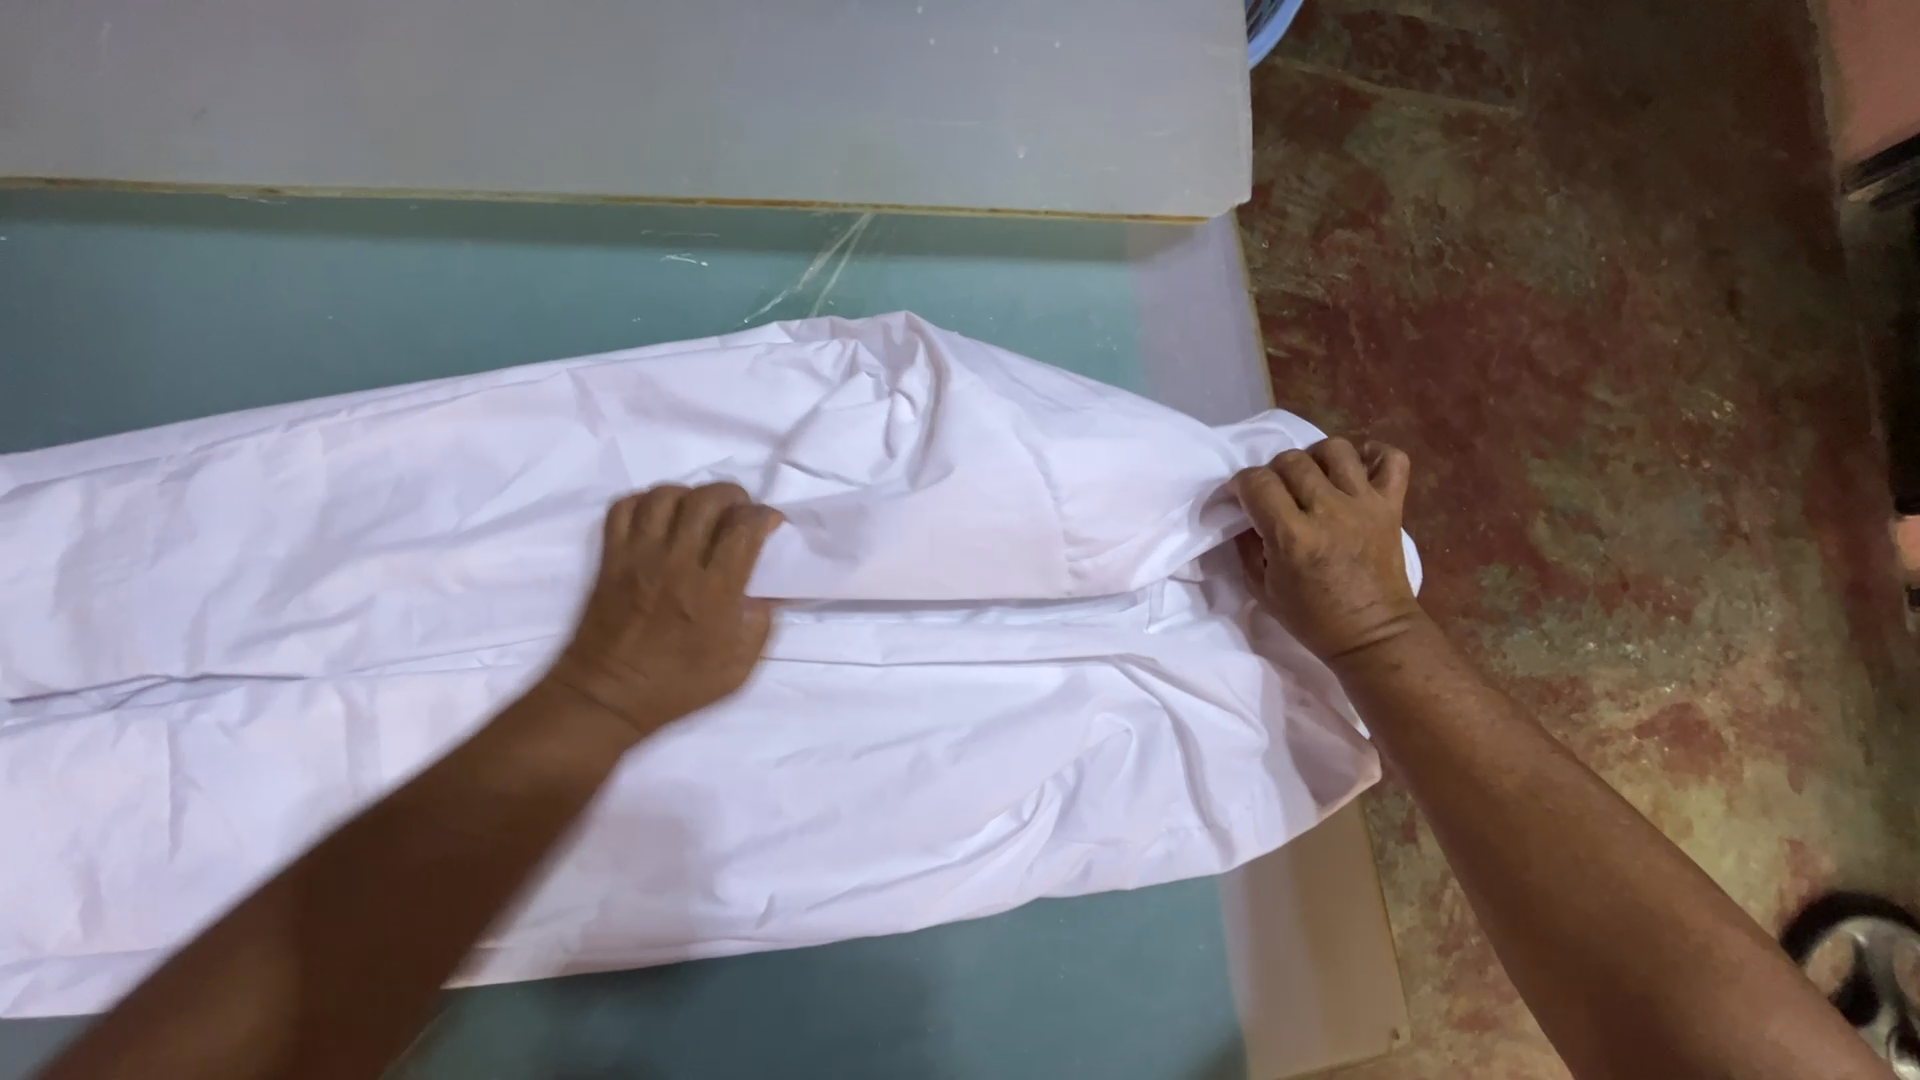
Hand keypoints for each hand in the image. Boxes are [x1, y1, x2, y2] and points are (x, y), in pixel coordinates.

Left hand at [545, 483, 782, 738]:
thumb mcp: (739, 666)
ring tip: (701, 512)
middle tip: (740, 512)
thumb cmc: (678, 685)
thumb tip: (767, 589)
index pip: (743, 528)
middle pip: (707, 499)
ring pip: (666, 495)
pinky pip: (624, 507)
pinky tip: (661, 518)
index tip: (771, 524)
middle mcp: (676, 563)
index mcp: (713, 591)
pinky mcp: (610, 556)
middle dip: (733, 496)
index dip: (764, 516)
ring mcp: (638, 556)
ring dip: (691, 494)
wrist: (608, 697)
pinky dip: (646, 502)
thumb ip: (761, 622)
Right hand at [1232, 437, 1423, 663]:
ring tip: (1312, 480)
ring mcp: (1365, 505)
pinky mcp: (1392, 505)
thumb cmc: (1311, 618)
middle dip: (1272, 473)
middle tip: (1275, 495)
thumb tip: (1245, 513)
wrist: (1373, 635)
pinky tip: (1355, 472)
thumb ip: (1248, 544)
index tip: (1239, 497)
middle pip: (1291, 460)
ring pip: (1334, 449)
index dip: (1239, 484)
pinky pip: (1390, 458)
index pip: (1256, 482)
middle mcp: (1329, 512)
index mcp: (1293, 537)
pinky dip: (1372, 455)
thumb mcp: (1261, 587)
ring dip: (1315, 459)